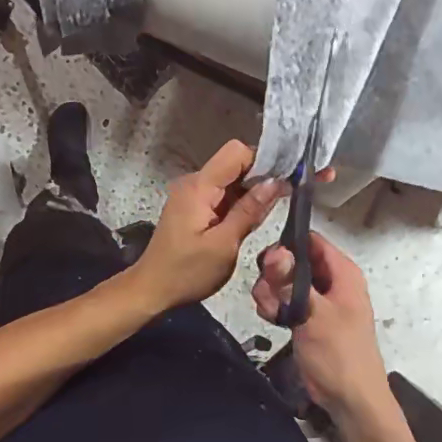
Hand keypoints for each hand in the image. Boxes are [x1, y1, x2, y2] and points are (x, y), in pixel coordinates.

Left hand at [124, 140, 284, 311]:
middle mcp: (194, 182)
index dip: (263, 160)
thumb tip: (276, 182)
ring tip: (275, 208)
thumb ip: (249, 211)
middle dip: (262, 176)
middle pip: (235, 164)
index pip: (236, 152)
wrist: (152, 290)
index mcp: (199, 186)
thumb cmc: (187, 272)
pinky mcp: (194, 207)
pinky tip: (253, 218)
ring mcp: (193, 194)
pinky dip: (240, 203)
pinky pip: (223, 195)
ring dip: (253, 191)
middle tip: (289, 195)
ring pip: (231, 180)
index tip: (286, 178)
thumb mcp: (224, 244)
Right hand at [252, 231, 403, 441]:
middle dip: (274, 274)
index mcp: (343, 273)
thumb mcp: (313, 314)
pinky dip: (275, 308)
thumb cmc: (338, 354)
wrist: (350, 400)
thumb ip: (291, 281)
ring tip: (270, 312)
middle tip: (266, 293)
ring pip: (285, 282)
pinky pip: (286, 302)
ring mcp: (319, 301)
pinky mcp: (308, 320)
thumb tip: (275, 250)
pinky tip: (271, 320)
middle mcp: (332, 282)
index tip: (267, 261)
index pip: (312, 241)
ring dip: (271, 293)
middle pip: (294, 260)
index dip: (288, 244)